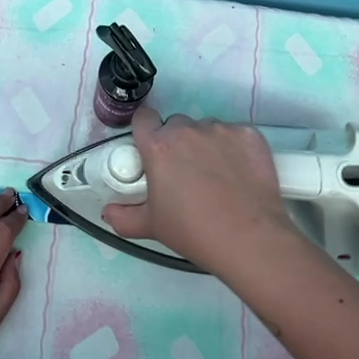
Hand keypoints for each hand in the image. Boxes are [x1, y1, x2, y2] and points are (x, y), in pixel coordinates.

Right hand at [100, 108, 298, 272]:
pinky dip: (235, 149)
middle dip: (177, 143)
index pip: (144, 118)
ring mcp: (221, 129)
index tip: (153, 151)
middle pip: (176, 125)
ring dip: (206, 145)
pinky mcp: (249, 134)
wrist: (250, 239)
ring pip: (207, 129)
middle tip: (185, 173)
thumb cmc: (194, 231)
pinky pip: (236, 135)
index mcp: (159, 146)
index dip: (146, 132)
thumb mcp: (152, 226)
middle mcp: (188, 130)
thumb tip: (107, 213)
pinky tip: (240, 174)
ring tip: (217, 177)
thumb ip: (124, 216)